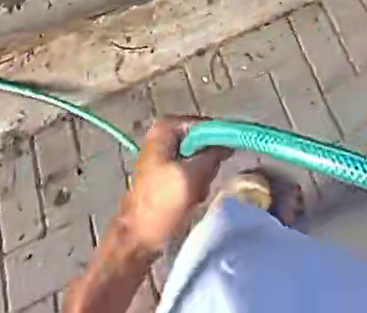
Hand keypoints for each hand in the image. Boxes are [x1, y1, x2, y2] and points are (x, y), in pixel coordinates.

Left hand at [113, 117, 230, 255]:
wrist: (135, 241)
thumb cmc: (160, 205)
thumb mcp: (191, 177)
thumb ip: (212, 155)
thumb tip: (228, 143)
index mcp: (166, 127)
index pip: (205, 125)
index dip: (220, 140)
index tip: (230, 157)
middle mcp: (163, 134)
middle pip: (201, 141)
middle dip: (207, 162)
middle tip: (205, 181)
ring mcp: (162, 154)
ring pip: (198, 158)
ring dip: (202, 176)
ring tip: (196, 194)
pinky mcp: (164, 172)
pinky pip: (189, 171)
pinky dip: (194, 184)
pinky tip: (190, 199)